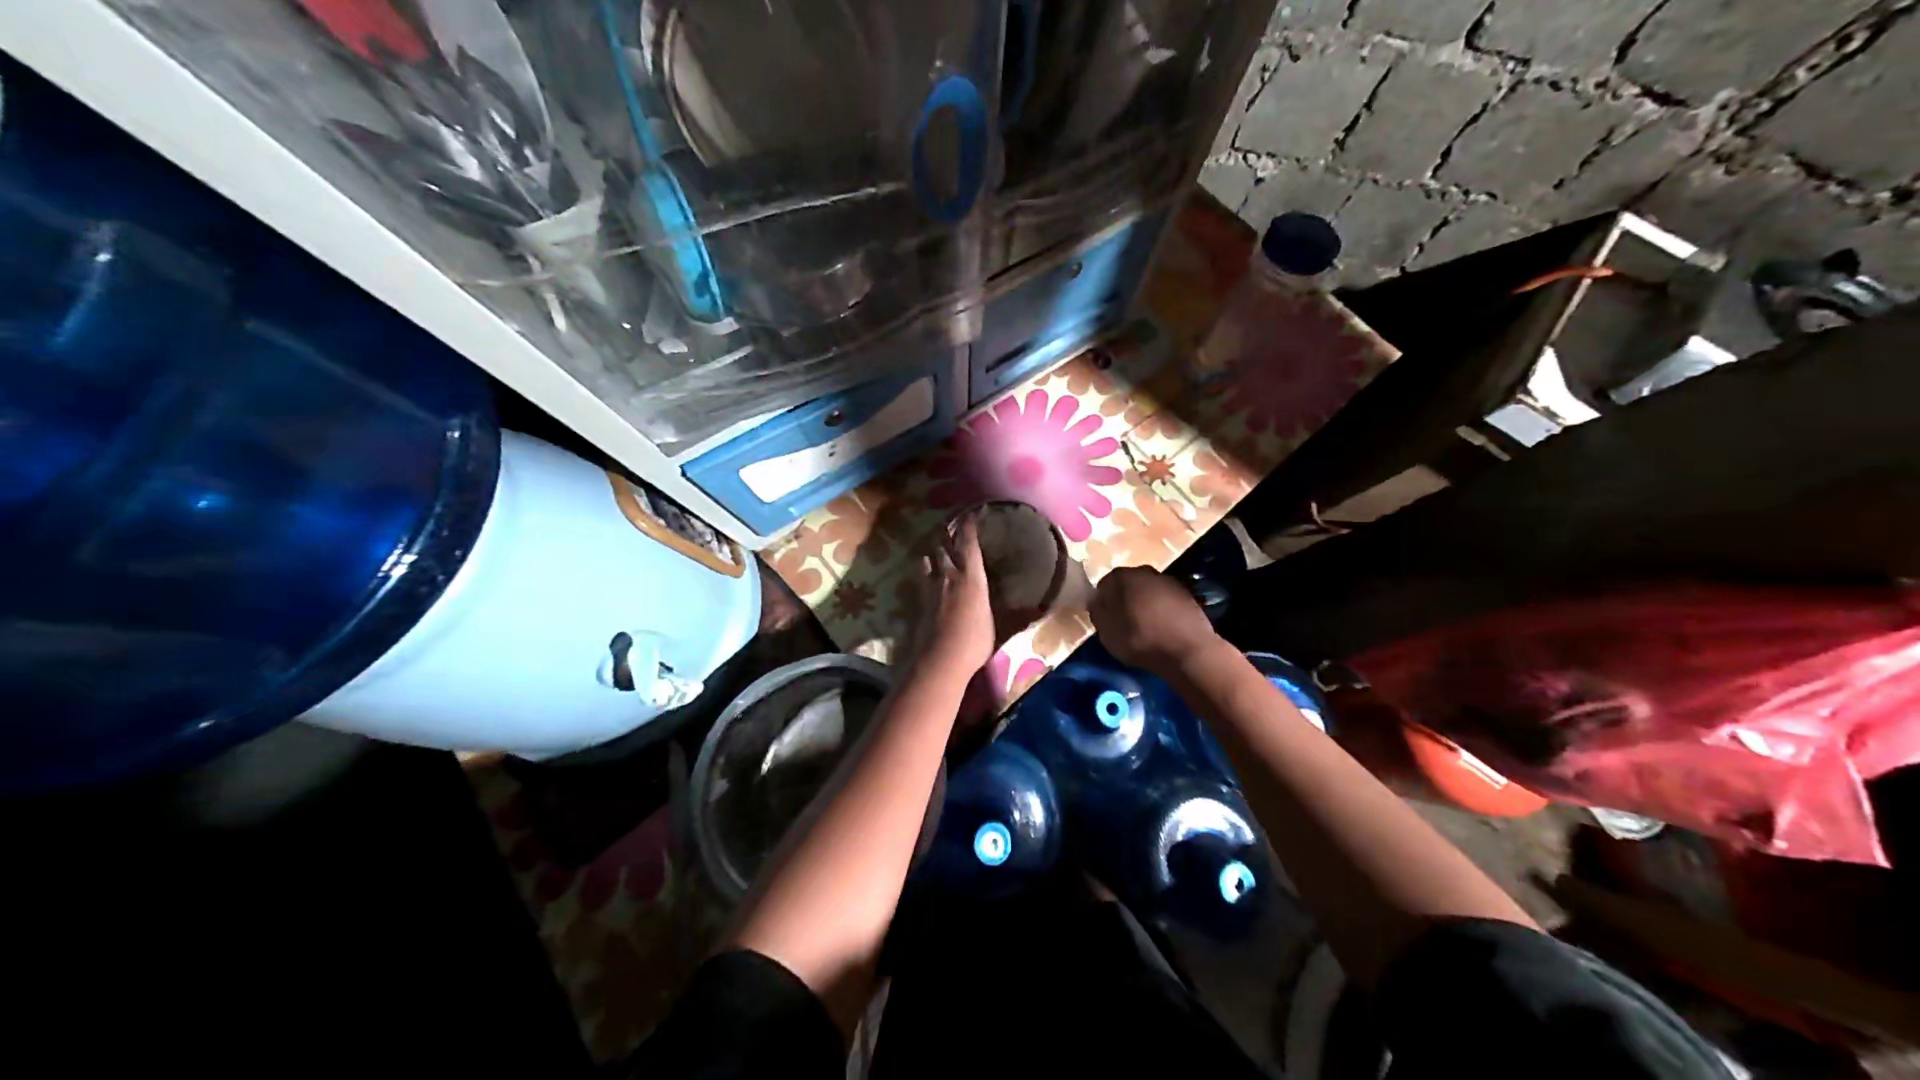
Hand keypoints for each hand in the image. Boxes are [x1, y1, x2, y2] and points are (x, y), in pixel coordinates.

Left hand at [911, 511, 995, 671]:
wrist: (941, 660)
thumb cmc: (975, 641)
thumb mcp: (997, 625)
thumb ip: (1011, 613)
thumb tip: (1038, 609)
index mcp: (971, 577)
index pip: (969, 542)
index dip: (969, 525)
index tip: (972, 512)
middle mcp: (949, 574)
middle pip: (944, 544)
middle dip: (948, 532)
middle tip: (953, 524)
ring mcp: (931, 586)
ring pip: (929, 557)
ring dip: (934, 548)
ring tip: (939, 545)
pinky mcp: (920, 599)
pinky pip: (922, 575)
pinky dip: (926, 568)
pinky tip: (929, 572)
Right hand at [1090, 567, 1221, 675]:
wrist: (1187, 650)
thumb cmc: (1139, 639)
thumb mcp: (1106, 631)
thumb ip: (1097, 612)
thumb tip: (1097, 601)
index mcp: (1121, 576)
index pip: (1104, 585)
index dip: (1103, 603)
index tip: (1106, 620)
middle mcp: (1145, 571)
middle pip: (1128, 585)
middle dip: (1124, 600)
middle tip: (1124, 623)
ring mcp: (1169, 581)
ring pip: (1148, 592)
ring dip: (1144, 605)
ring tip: (1145, 629)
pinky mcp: (1187, 594)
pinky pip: (1166, 601)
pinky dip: (1162, 611)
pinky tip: (1163, 629)